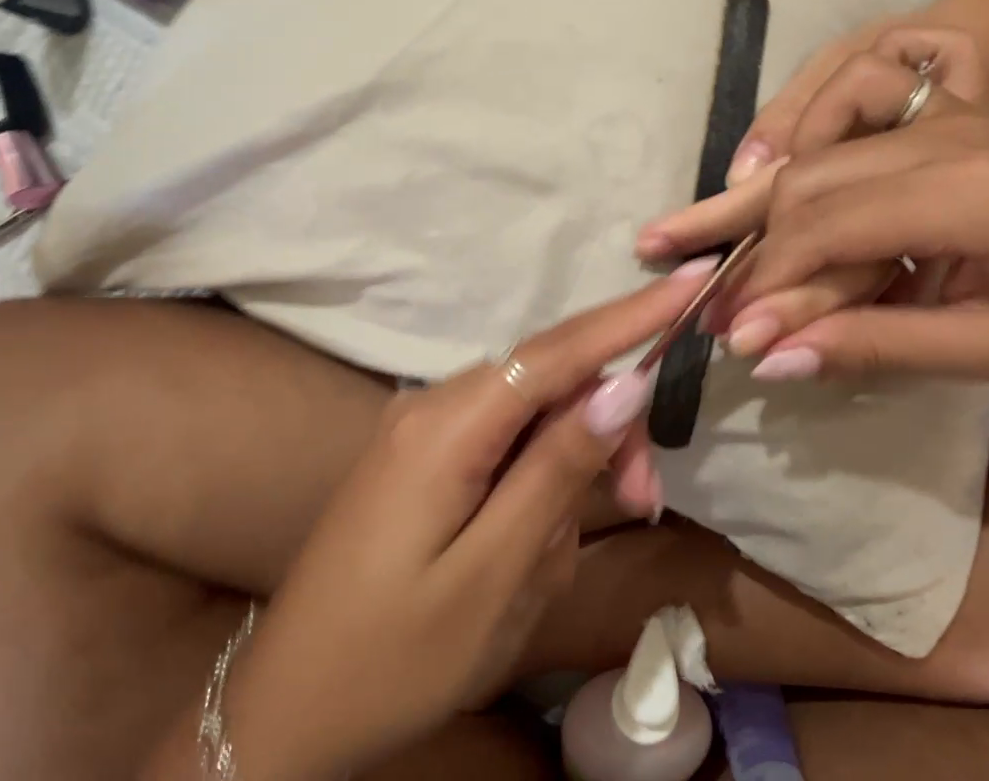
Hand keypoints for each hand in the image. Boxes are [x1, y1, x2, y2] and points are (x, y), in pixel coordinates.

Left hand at [226, 261, 715, 778]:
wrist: (291, 710)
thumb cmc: (397, 656)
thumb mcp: (496, 572)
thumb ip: (558, 470)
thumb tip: (625, 384)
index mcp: (445, 426)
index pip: (557, 351)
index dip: (631, 314)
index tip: (697, 277)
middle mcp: (431, 408)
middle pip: (550, 385)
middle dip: (605, 432)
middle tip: (641, 503)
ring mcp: (421, 435)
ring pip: (531, 422)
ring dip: (571, 470)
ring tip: (560, 555)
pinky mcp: (421, 465)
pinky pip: (502, 453)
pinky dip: (535, 488)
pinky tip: (527, 549)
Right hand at [634, 0, 988, 357]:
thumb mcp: (981, 349)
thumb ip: (868, 343)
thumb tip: (766, 359)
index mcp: (965, 193)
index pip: (823, 225)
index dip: (767, 278)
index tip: (731, 332)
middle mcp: (947, 135)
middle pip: (809, 178)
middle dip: (755, 244)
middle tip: (715, 303)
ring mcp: (950, 118)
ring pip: (822, 152)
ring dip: (771, 205)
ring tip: (721, 246)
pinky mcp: (952, 121)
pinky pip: (856, 132)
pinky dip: (811, 171)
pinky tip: (785, 204)